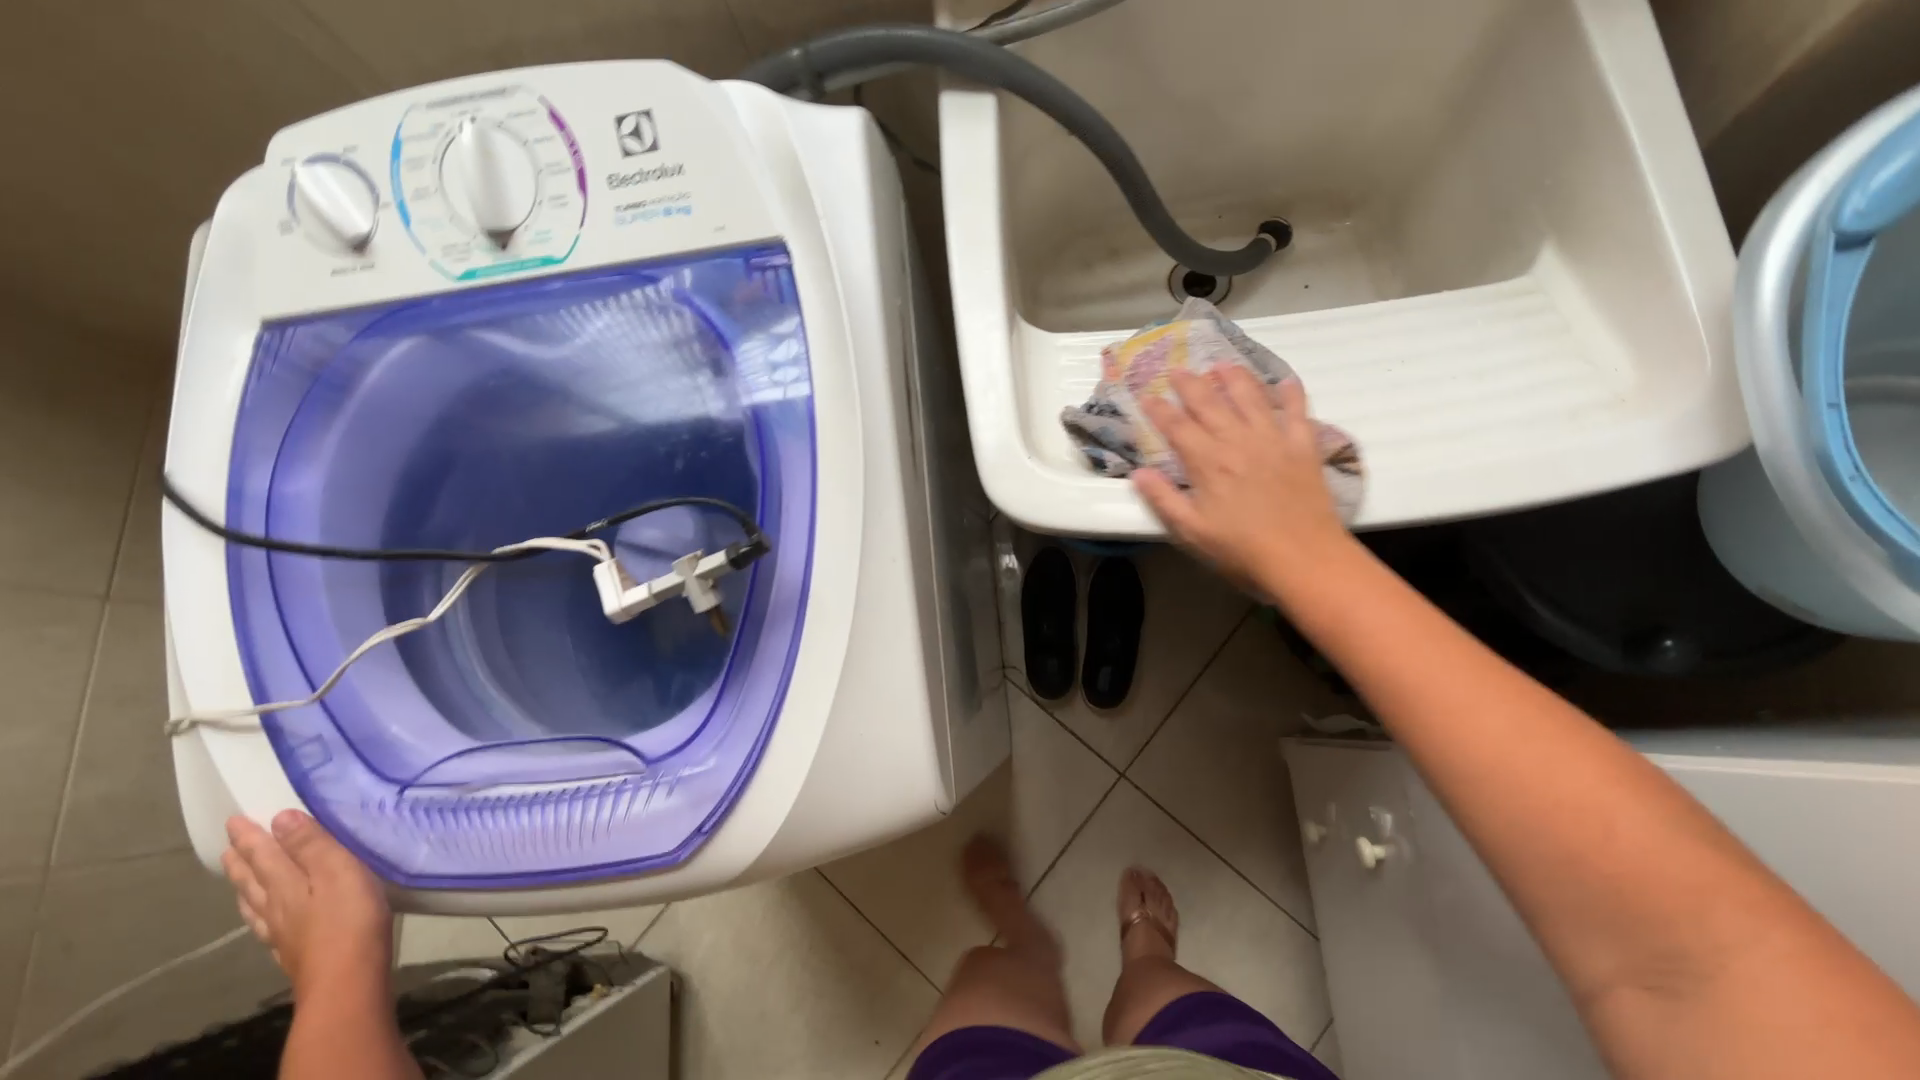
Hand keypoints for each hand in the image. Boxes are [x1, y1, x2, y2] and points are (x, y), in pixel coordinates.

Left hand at [223, 810, 392, 999]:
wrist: (347, 979)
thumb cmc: (349, 918)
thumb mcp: (338, 871)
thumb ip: (311, 845)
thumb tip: (280, 818)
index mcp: (286, 884)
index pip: (264, 855)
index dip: (250, 837)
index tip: (235, 820)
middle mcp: (276, 906)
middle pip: (253, 880)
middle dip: (243, 860)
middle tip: (230, 846)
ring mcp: (282, 933)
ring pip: (255, 904)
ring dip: (245, 887)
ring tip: (238, 877)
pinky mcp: (293, 952)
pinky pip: (265, 927)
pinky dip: (258, 915)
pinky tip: (263, 921)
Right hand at [1132, 368, 1355, 595]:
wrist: (1304, 557)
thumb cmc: (1242, 550)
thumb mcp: (1192, 532)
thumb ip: (1164, 499)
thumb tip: (1139, 473)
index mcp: (1207, 462)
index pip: (1176, 426)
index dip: (1159, 409)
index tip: (1147, 396)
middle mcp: (1238, 440)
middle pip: (1209, 401)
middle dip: (1190, 383)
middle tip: (1178, 370)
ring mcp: (1273, 439)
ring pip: (1250, 396)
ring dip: (1234, 377)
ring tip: (1222, 365)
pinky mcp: (1303, 446)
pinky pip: (1297, 410)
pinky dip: (1290, 393)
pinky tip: (1285, 382)